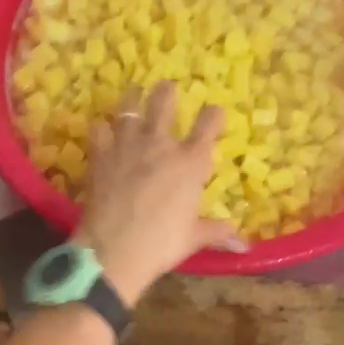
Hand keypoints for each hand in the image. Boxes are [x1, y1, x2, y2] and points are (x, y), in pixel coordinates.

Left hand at [74, 81, 243, 304]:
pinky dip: (102, 128)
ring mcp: (127, 144)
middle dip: (168, 92)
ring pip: (130, 104)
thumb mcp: (194, 239)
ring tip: (135, 94)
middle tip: (168, 92)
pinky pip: (99, 129)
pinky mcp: (100, 154)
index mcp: (191, 161)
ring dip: (134, 98)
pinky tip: (102, 131)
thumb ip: (218, 233)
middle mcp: (160, 144)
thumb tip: (244, 246)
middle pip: (165, 99)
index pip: (209, 122)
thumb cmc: (161, 245)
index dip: (214, 115)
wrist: (115, 252)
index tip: (214, 115)